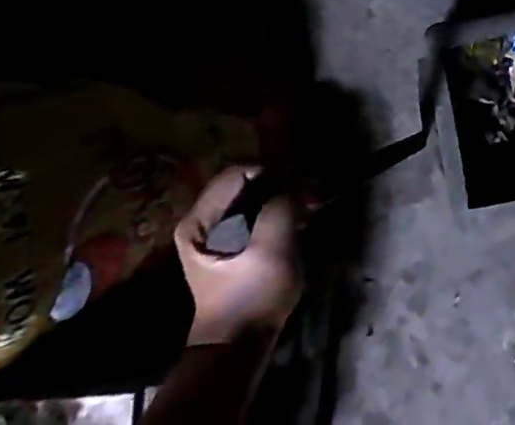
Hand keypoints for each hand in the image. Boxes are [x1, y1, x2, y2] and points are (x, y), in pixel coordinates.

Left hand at [175, 165, 303, 345]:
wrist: (239, 340)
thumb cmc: (252, 293)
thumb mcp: (271, 247)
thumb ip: (280, 207)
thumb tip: (294, 184)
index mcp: (200, 221)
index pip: (238, 173)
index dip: (274, 173)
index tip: (301, 187)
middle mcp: (204, 221)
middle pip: (249, 183)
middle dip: (285, 184)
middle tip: (314, 196)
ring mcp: (217, 232)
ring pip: (258, 195)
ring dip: (288, 196)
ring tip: (313, 207)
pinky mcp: (235, 241)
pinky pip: (260, 211)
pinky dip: (283, 209)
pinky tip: (303, 219)